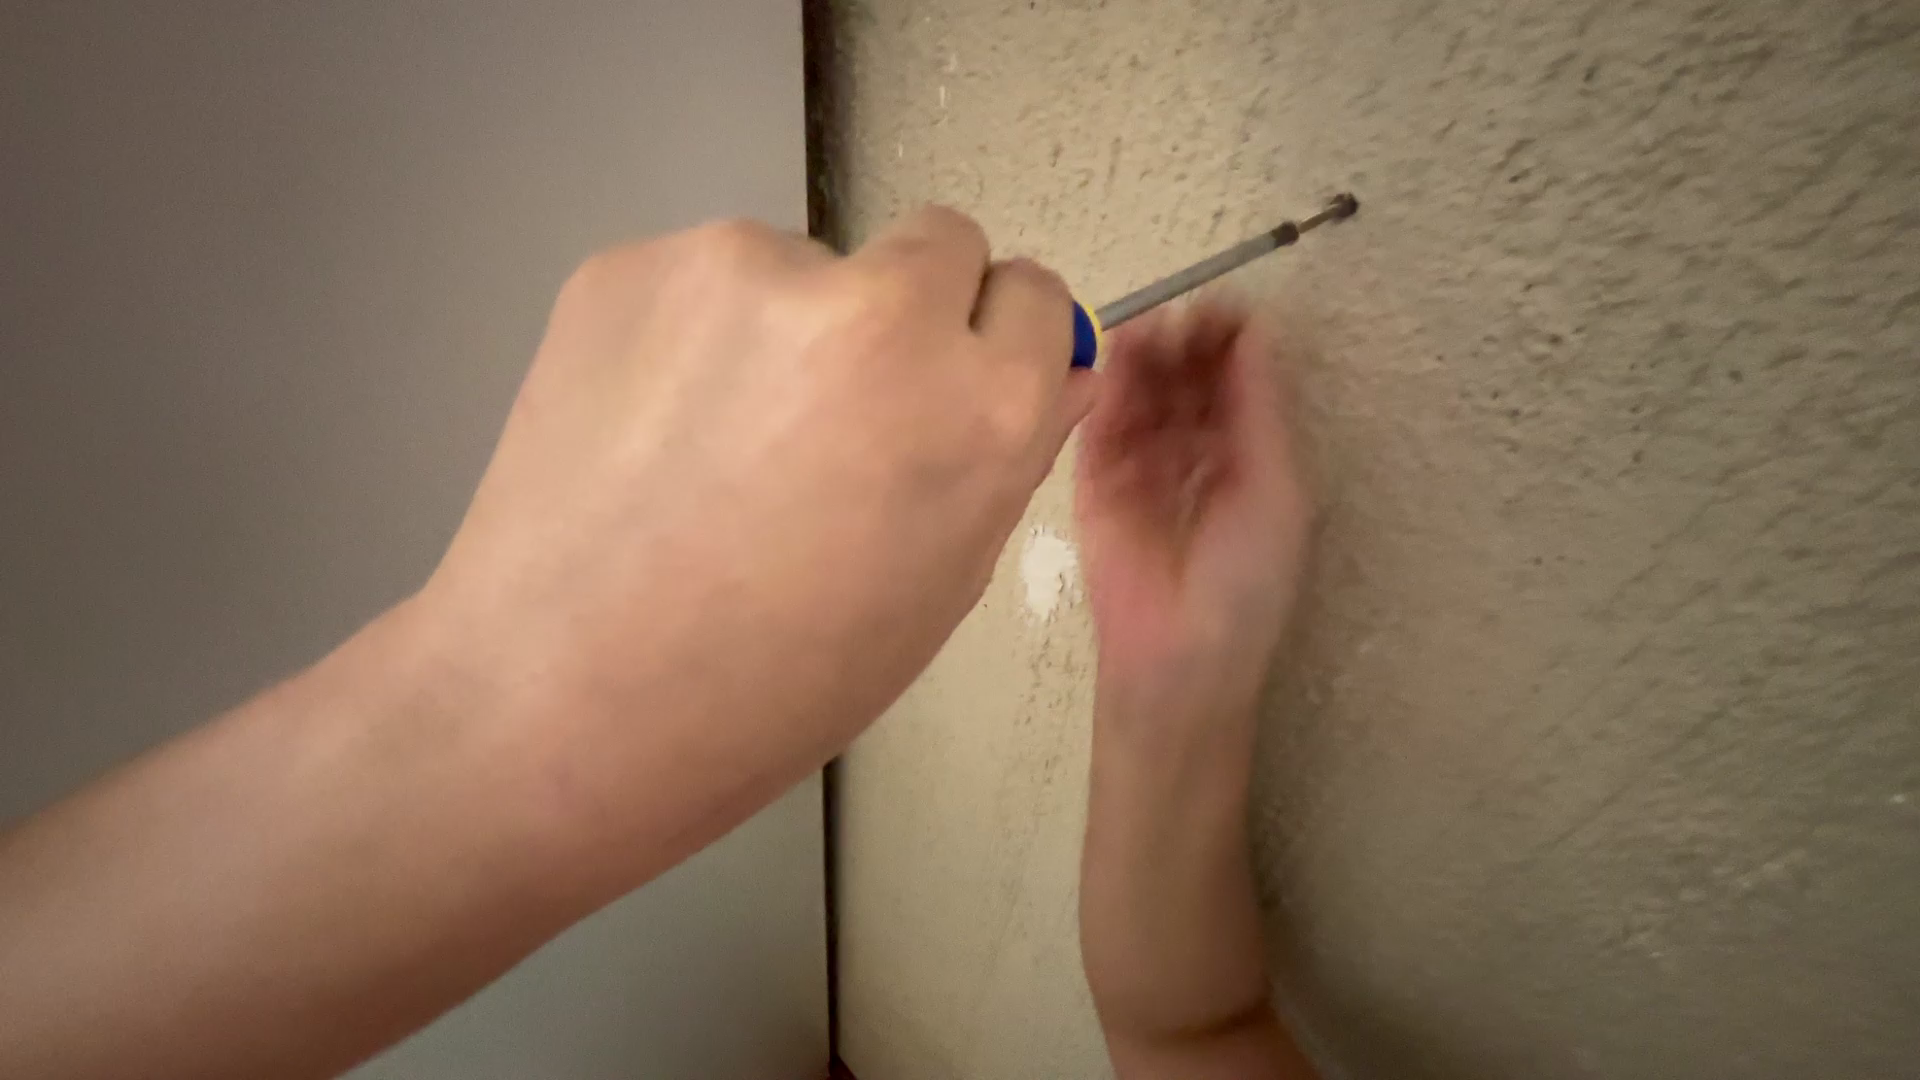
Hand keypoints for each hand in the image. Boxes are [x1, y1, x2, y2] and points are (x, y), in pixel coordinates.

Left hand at [426, 208, 1094, 848]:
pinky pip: (713, 280)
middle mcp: (880, 309)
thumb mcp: (942, 581)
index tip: (959, 380)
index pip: (1034, 294)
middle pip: (944, 241)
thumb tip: (1054, 372)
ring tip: (729, 444)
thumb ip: (1008, 455)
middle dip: (918, 310)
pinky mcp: (634, 262)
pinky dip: (708, 335)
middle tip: (851, 405)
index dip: (999, 341)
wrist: (569, 700)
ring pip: (818, 266)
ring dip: (802, 329)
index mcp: (977, 403)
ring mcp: (745, 268)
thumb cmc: (786, 677)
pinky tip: (660, 430)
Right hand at [1075, 300, 1309, 721]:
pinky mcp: (1095, 480)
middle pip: (1185, 380)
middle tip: (1172, 317)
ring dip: (1143, 361)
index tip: (1216, 306)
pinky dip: (1108, 394)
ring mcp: (1140, 464)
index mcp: (1246, 452)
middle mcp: (1193, 451)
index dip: (1227, 340)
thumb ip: (1260, 407)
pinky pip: (1102, 428)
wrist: (1174, 652)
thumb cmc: (1241, 579)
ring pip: (1142, 397)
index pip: (1234, 380)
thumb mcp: (1274, 489)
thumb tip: (1253, 329)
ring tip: (1142, 329)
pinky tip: (1114, 363)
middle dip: (1181, 345)